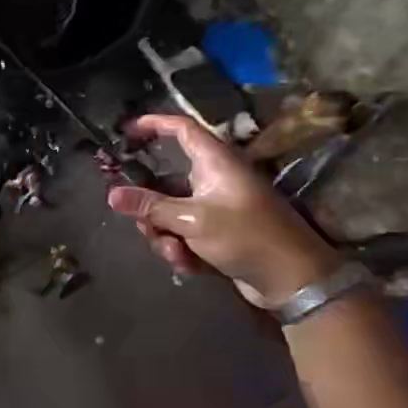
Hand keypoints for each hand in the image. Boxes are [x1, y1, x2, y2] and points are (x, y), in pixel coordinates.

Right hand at [106, 114, 340, 302]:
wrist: (297, 283)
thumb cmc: (248, 237)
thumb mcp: (192, 220)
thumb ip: (150, 206)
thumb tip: (111, 194)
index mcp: (215, 163)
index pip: (182, 129)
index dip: (153, 124)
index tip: (125, 131)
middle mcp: (215, 180)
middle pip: (164, 181)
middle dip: (148, 205)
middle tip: (140, 221)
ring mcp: (217, 207)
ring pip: (170, 211)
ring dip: (163, 233)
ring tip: (173, 252)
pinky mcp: (219, 232)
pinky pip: (184, 232)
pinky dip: (180, 247)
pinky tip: (187, 264)